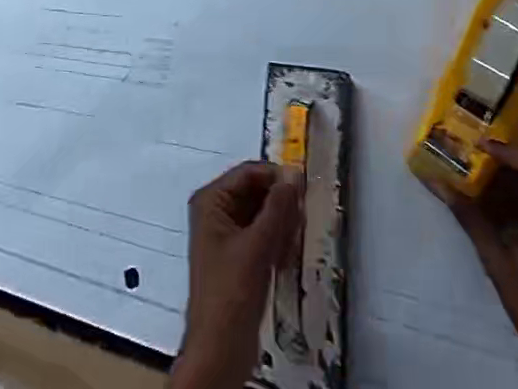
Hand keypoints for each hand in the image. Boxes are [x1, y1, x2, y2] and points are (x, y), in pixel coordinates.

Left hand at [170, 162, 302, 388]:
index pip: (247, 173)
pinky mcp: (238, 255)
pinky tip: (285, 258)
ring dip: (280, 225)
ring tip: (292, 243)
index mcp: (210, 200)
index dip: (276, 176)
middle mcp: (215, 211)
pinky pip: (261, 235)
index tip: (307, 188)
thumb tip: (293, 177)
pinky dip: (276, 241)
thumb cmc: (232, 291)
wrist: (220, 345)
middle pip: (255, 192)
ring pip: (261, 214)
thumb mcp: (257, 246)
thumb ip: (277, 209)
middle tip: (302, 221)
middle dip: (279, 205)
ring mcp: (226, 233)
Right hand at [425, 140, 517, 388]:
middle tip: (464, 163)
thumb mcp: (498, 263)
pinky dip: (517, 210)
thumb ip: (470, 219)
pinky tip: (492, 218)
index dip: (506, 151)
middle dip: (498, 170)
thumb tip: (437, 183)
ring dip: (505, 191)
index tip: (475, 145)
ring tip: (470, 187)